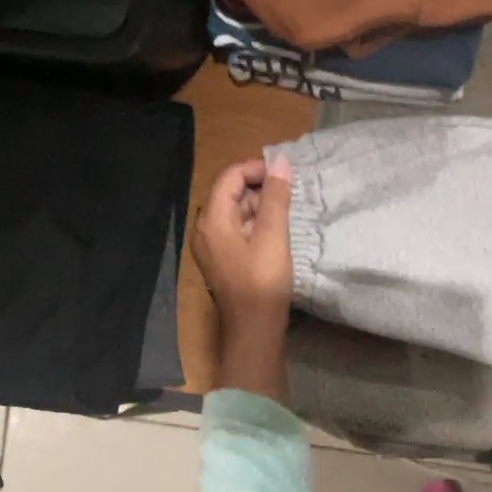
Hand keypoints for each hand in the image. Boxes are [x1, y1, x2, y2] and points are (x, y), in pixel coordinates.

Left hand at [194, 155, 294, 400]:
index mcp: (212, 219)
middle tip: (287, 196)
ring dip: (257, 208)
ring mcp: (211, 248)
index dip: (256, 169)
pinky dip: (253, 226)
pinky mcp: (221, 262)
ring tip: (284, 215)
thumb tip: (281, 162)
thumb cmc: (263, 281)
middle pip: (229, 194)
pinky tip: (273, 235)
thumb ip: (276, 197)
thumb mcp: (273, 235)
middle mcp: (204, 229)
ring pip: (233, 214)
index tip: (284, 176)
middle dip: (258, 188)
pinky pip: (234, 232)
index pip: (230, 177)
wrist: (253, 329)